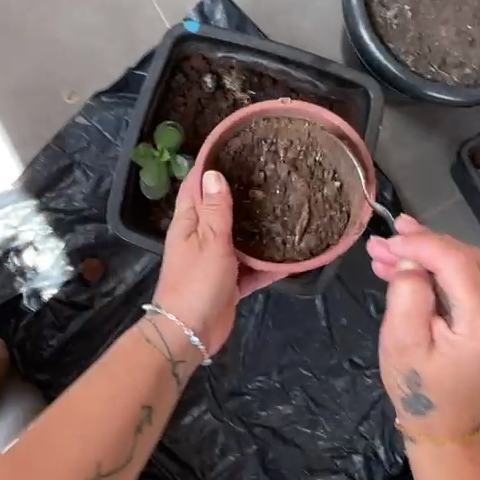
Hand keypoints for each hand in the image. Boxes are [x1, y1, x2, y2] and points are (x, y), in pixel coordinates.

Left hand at [154, 166, 288, 353]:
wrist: (189, 333)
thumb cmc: (196, 283)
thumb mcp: (210, 240)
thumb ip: (216, 209)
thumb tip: (214, 172)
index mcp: (188, 224)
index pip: (196, 186)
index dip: (210, 166)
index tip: (231, 146)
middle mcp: (200, 239)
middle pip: (220, 210)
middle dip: (240, 194)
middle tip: (270, 175)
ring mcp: (215, 262)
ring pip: (240, 239)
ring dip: (258, 229)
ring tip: (285, 208)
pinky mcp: (229, 284)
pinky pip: (252, 269)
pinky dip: (268, 264)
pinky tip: (292, 255)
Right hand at [367, 215, 479, 436]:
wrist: (443, 425)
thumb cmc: (418, 389)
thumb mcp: (401, 342)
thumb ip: (408, 295)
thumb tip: (412, 261)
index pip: (458, 263)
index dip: (422, 244)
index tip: (387, 241)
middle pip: (468, 259)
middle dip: (425, 243)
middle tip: (384, 239)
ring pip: (467, 266)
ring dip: (428, 253)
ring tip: (386, 249)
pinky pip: (467, 282)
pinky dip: (437, 270)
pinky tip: (405, 267)